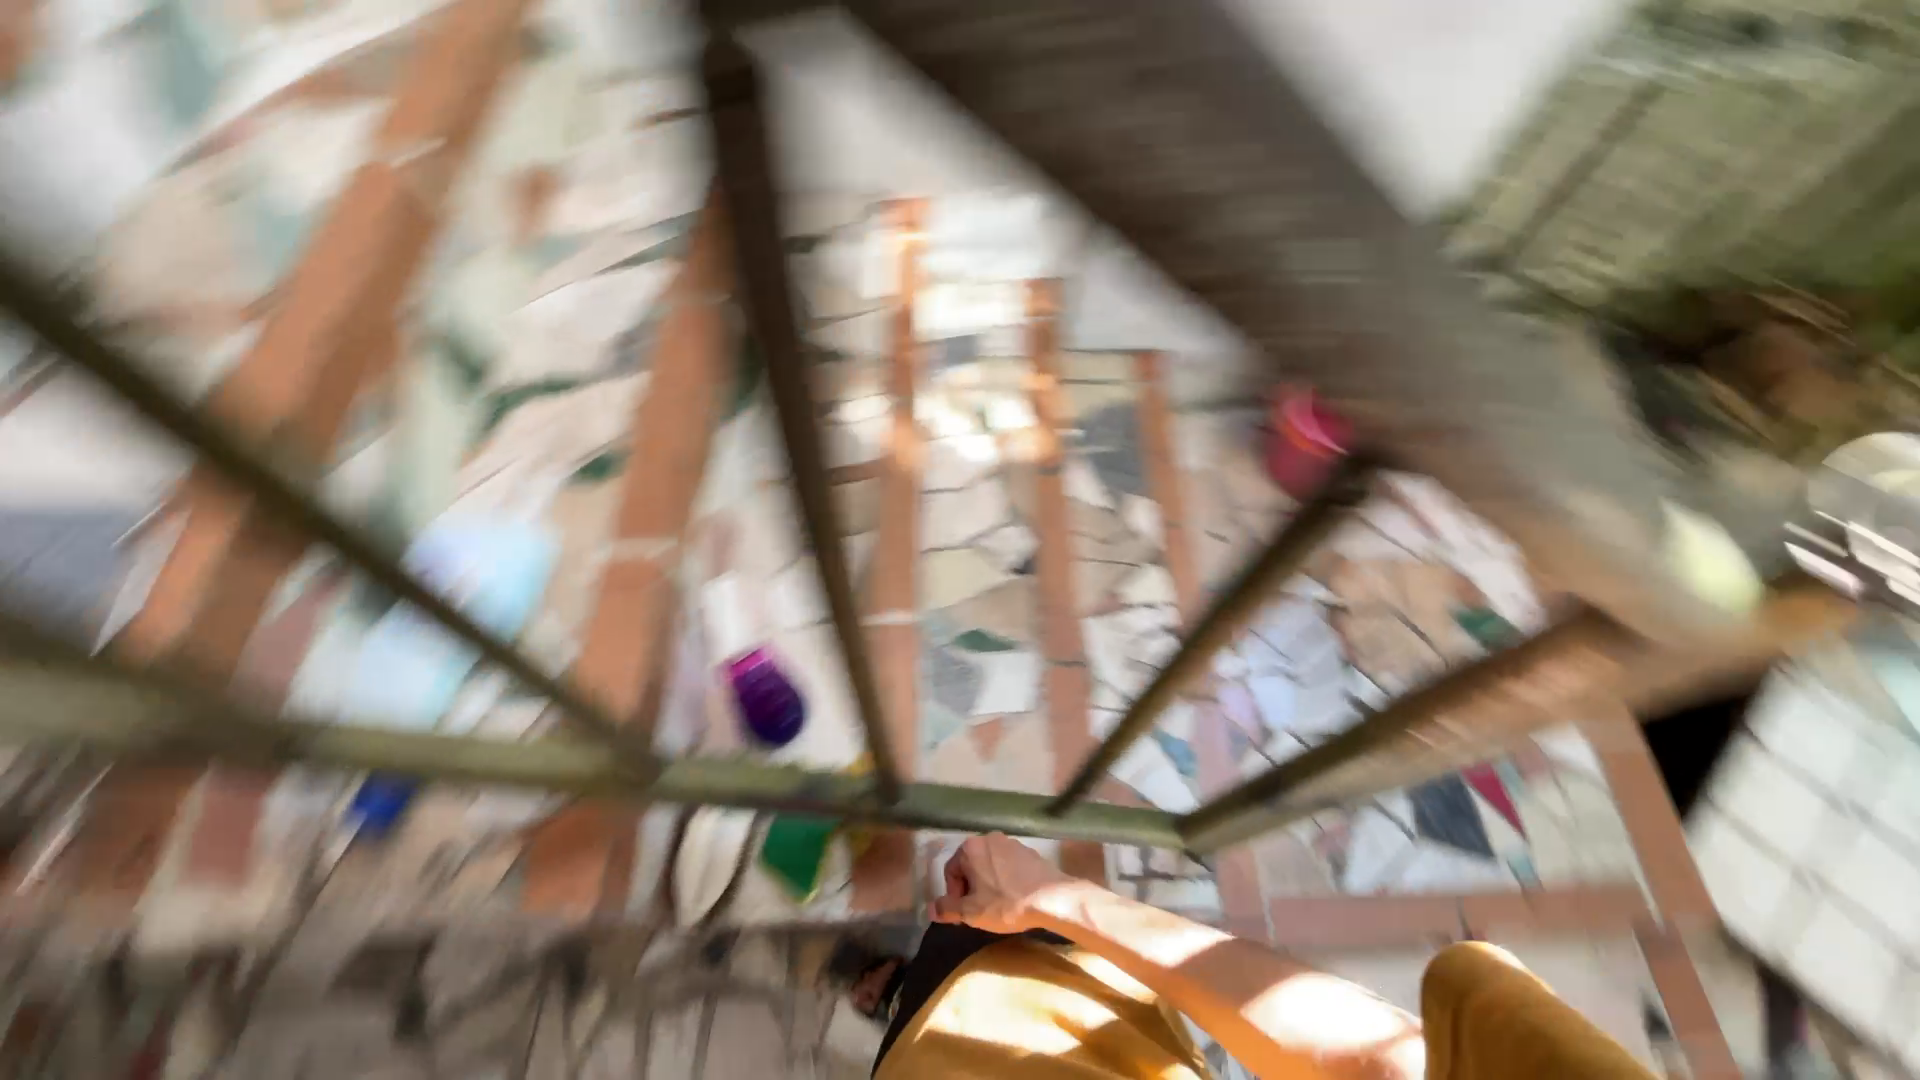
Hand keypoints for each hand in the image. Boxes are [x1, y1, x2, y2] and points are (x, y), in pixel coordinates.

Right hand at [931, 832, 1082, 933]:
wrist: (1051, 897)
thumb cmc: (1006, 904)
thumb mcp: (971, 912)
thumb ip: (947, 908)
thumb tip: (930, 908)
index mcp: (970, 848)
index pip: (951, 871)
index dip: (954, 895)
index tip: (965, 913)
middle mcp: (988, 838)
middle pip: (970, 866)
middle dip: (971, 888)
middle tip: (980, 910)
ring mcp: (1011, 842)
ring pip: (989, 865)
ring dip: (988, 883)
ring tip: (999, 905)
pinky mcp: (1028, 850)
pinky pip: (1008, 865)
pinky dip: (1006, 879)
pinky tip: (1015, 897)